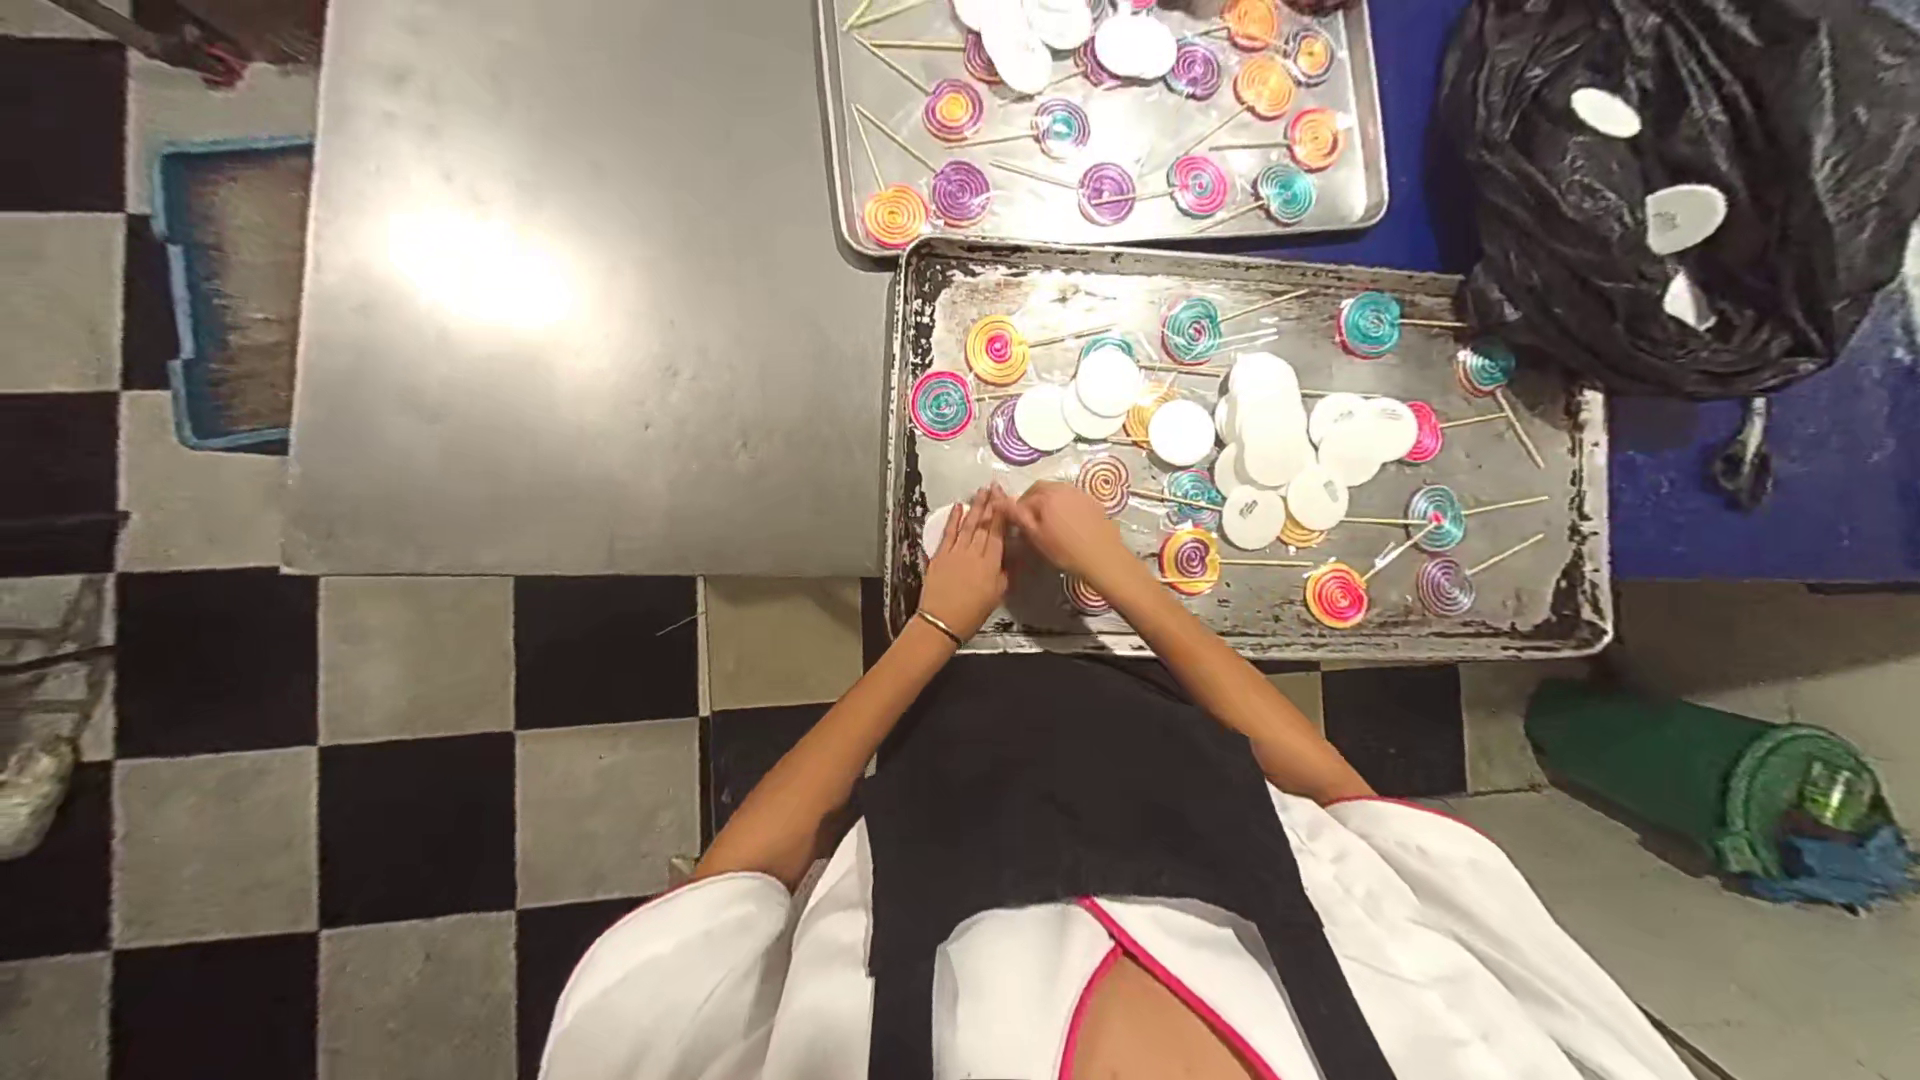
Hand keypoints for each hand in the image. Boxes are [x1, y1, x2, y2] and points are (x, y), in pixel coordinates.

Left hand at [919, 486, 1011, 640]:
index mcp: (991, 563)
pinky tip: (959, 507)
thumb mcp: (997, 595)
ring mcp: (955, 552)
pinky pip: (948, 533)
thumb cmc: (972, 614)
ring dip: (975, 507)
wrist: (942, 622)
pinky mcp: (940, 555)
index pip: (998, 533)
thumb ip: (1006, 573)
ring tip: (980, 491)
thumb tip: (1014, 555)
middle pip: (984, 524)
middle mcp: (974, 553)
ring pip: (968, 525)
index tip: (1005, 498)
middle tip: (994, 487)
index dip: (1002, 514)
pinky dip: (953, 519)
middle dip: (990, 504)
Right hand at [1002, 481, 1141, 593]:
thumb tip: (999, 500)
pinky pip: (1071, 496)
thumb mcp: (1036, 536)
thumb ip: (1018, 516)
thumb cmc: (1065, 549)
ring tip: (1048, 521)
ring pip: (1056, 491)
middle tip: (1031, 520)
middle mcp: (1062, 488)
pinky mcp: (1091, 500)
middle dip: (1031, 500)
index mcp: (1046, 495)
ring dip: (1047, 501)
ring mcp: (1079, 492)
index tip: (1018, 526)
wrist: (1102, 556)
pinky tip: (1066, 521)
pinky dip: (1062, 504)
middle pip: (1040, 488)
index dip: (1017, 511)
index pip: (1024, 498)